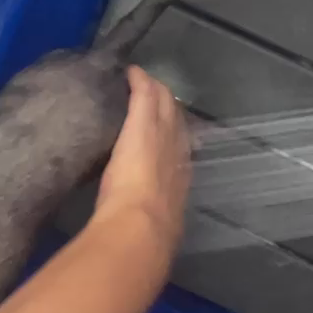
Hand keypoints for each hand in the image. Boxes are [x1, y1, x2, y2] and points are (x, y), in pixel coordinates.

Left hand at [93, 67, 190, 252]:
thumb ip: (155, 227)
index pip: (180, 154)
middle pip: (177, 125)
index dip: (175, 142)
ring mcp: (160, 135)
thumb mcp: (158, 231)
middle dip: (171, 112)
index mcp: (180, 183)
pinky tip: (132, 71)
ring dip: (156, 94)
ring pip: (164, 106)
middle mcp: (177, 155)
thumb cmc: (149, 235)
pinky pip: (144, 94)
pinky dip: (139, 81)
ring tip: (147, 82)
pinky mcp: (141, 122)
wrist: (142, 226)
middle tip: (161, 98)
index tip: (169, 134)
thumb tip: (152, 241)